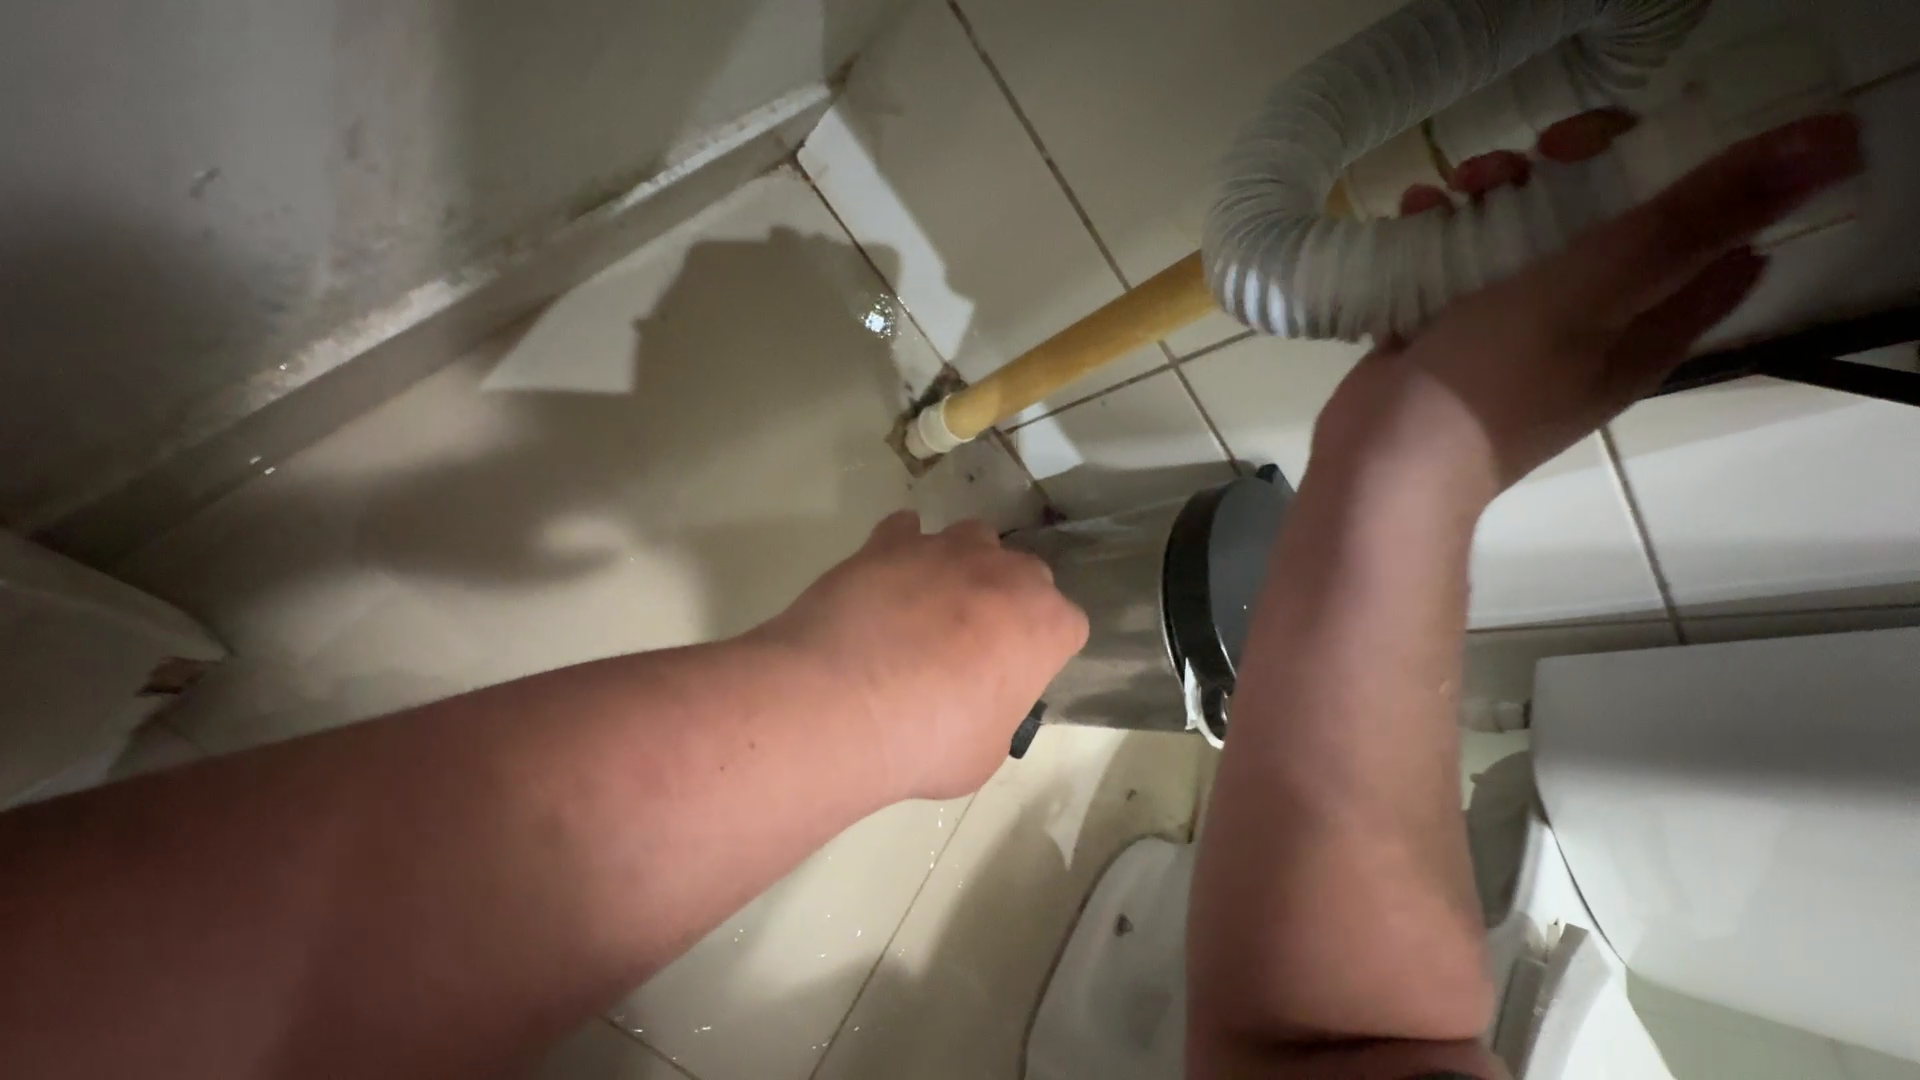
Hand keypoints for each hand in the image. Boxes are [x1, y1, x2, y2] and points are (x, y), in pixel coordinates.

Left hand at [756, 511, 1087, 800]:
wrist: (841, 706)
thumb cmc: (929, 741)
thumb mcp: (986, 751)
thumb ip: (996, 711)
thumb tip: (974, 700)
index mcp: (1045, 623)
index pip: (1066, 626)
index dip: (1041, 652)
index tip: (1012, 676)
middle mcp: (1005, 573)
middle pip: (1025, 576)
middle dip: (1007, 603)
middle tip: (971, 646)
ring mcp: (945, 550)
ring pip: (972, 540)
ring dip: (962, 567)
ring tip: (928, 608)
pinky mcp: (888, 542)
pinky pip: (905, 531)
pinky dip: (902, 550)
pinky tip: (885, 580)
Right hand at [1317, 114, 1864, 496]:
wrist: (1382, 464)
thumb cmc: (1485, 386)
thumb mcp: (1590, 296)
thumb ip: (1688, 224)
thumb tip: (1835, 144)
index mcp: (1646, 324)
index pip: (1710, 235)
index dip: (1694, 173)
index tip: (1640, 141)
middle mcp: (1586, 324)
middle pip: (1604, 224)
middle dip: (1573, 175)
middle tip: (1533, 157)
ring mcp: (1509, 331)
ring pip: (1522, 240)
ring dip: (1496, 198)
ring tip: (1455, 186)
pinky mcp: (1444, 335)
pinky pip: (1455, 266)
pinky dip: (1440, 233)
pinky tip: (1413, 214)